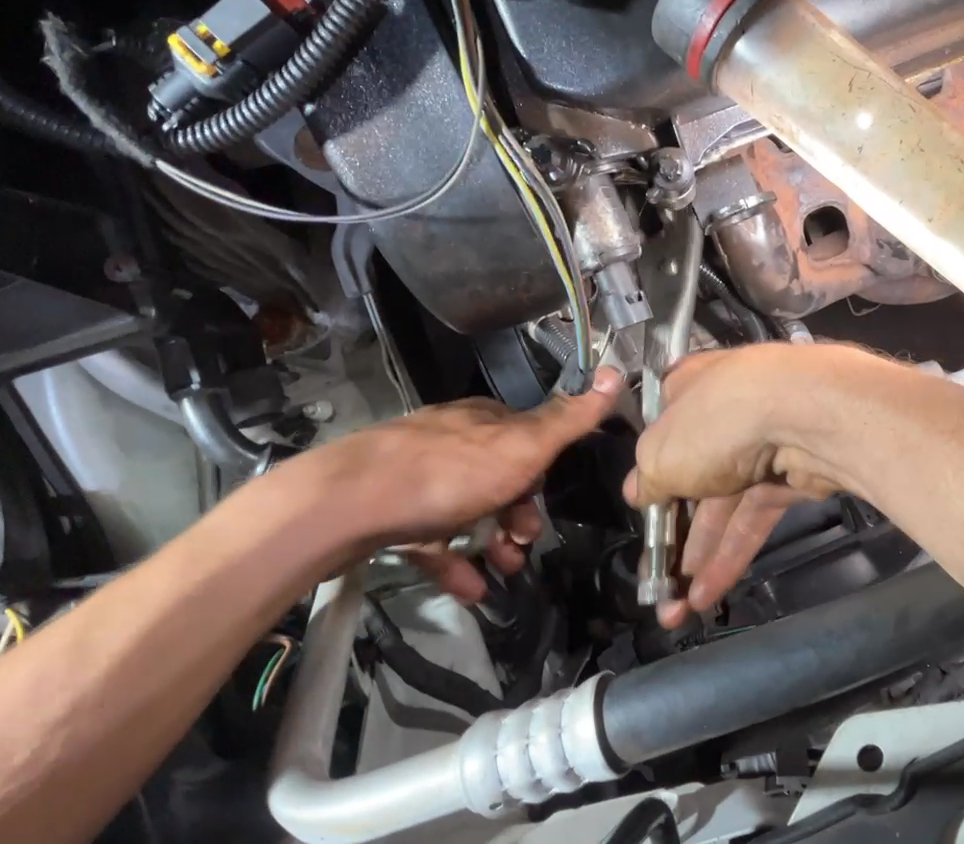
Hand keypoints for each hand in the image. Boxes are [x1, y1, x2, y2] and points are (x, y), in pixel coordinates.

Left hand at [273, 368, 623, 602]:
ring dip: (491, 542)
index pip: (528, 439)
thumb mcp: (522, 446)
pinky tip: (469, 589)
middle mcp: (451, 439)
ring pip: (467, 510)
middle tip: (526, 546)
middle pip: (498, 478)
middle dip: (519, 515)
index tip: (553, 505)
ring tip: (503, 571)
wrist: (346, 506)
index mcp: (484, 420)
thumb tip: (616, 374)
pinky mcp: (390, 510)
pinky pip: (432, 539)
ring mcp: (417, 475)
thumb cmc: (447, 474)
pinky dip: (454, 563)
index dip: (544, 473)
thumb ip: (568, 419)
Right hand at [623, 344, 908, 627]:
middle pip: (692, 475)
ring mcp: (760, 445)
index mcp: (686, 389)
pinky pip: (752, 518)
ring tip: (676, 605)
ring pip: (723, 505)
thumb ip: (646, 479)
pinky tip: (706, 594)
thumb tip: (639, 493)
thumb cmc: (715, 423)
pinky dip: (730, 554)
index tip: (642, 513)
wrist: (805, 418)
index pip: (661, 433)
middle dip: (673, 530)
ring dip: (699, 553)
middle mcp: (723, 411)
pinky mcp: (789, 476)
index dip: (650, 475)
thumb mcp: (658, 455)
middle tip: (656, 577)